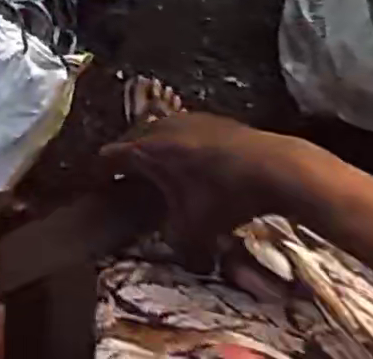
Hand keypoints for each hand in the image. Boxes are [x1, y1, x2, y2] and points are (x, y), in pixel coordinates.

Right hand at [98, 112, 319, 264]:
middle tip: (132, 181)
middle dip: (129, 162)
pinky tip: (201, 166)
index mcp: (143, 150)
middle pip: (130, 142)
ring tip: (168, 174)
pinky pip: (183, 132)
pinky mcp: (207, 118)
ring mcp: (182, 119)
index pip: (108, 157)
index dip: (100, 171)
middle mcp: (155, 128)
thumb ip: (178, 241)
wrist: (275, 167)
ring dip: (158, 152)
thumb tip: (177, 254)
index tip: (96, 182)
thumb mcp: (198, 228)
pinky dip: (184, 148)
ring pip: (158, 134)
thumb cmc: (226, 195)